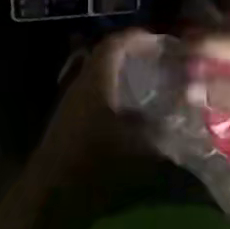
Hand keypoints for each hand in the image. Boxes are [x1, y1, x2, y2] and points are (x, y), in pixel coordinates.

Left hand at [31, 29, 165, 173]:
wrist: (50, 190)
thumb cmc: (92, 161)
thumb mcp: (134, 146)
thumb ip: (159, 130)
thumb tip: (179, 119)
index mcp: (96, 80)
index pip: (114, 44)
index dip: (137, 38)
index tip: (159, 41)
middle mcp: (82, 83)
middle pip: (106, 56)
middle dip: (132, 53)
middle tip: (157, 59)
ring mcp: (73, 100)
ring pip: (99, 74)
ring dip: (122, 72)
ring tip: (149, 81)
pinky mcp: (70, 118)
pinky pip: (95, 91)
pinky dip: (114, 90)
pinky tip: (130, 109)